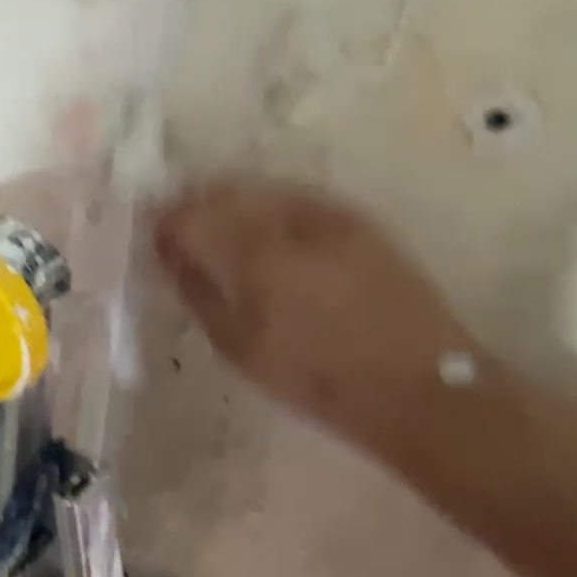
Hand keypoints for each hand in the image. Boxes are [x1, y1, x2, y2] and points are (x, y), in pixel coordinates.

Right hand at [152, 180, 481, 437]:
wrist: (419, 387)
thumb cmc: (318, 380)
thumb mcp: (240, 348)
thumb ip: (197, 292)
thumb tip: (168, 255)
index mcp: (254, 257)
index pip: (188, 216)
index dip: (164, 225)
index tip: (157, 244)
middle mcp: (288, 221)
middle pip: (222, 191)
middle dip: (194, 208)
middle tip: (184, 237)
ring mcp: (326, 214)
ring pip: (258, 189)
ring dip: (230, 205)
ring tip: (225, 237)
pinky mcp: (355, 218)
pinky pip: (295, 198)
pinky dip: (269, 209)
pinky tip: (269, 236)